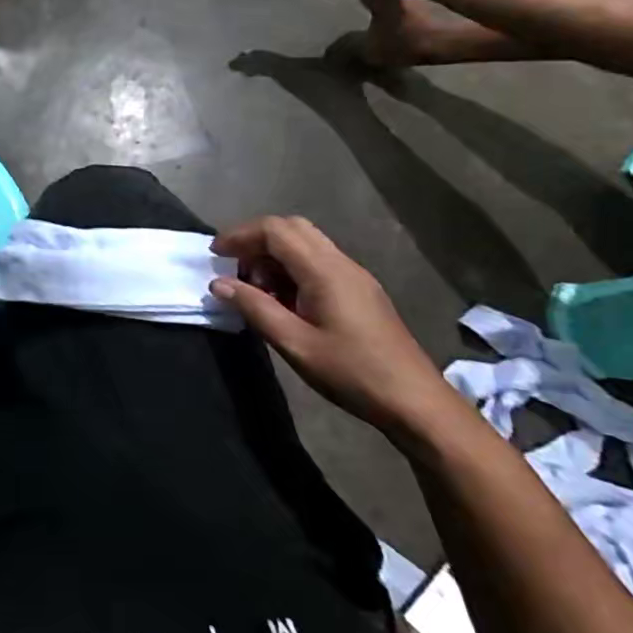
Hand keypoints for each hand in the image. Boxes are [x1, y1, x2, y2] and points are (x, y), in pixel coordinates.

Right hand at [209, 216, 462, 439]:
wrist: (417, 404)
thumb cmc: (352, 372)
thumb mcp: (294, 343)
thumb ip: (254, 308)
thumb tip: (218, 283)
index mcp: (325, 271)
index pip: (275, 230)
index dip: (240, 235)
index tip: (215, 255)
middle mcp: (342, 264)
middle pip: (292, 228)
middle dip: (255, 240)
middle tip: (232, 266)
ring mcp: (355, 277)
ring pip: (305, 243)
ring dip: (272, 255)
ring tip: (254, 288)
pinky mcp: (360, 292)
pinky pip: (318, 262)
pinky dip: (290, 268)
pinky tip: (282, 299)